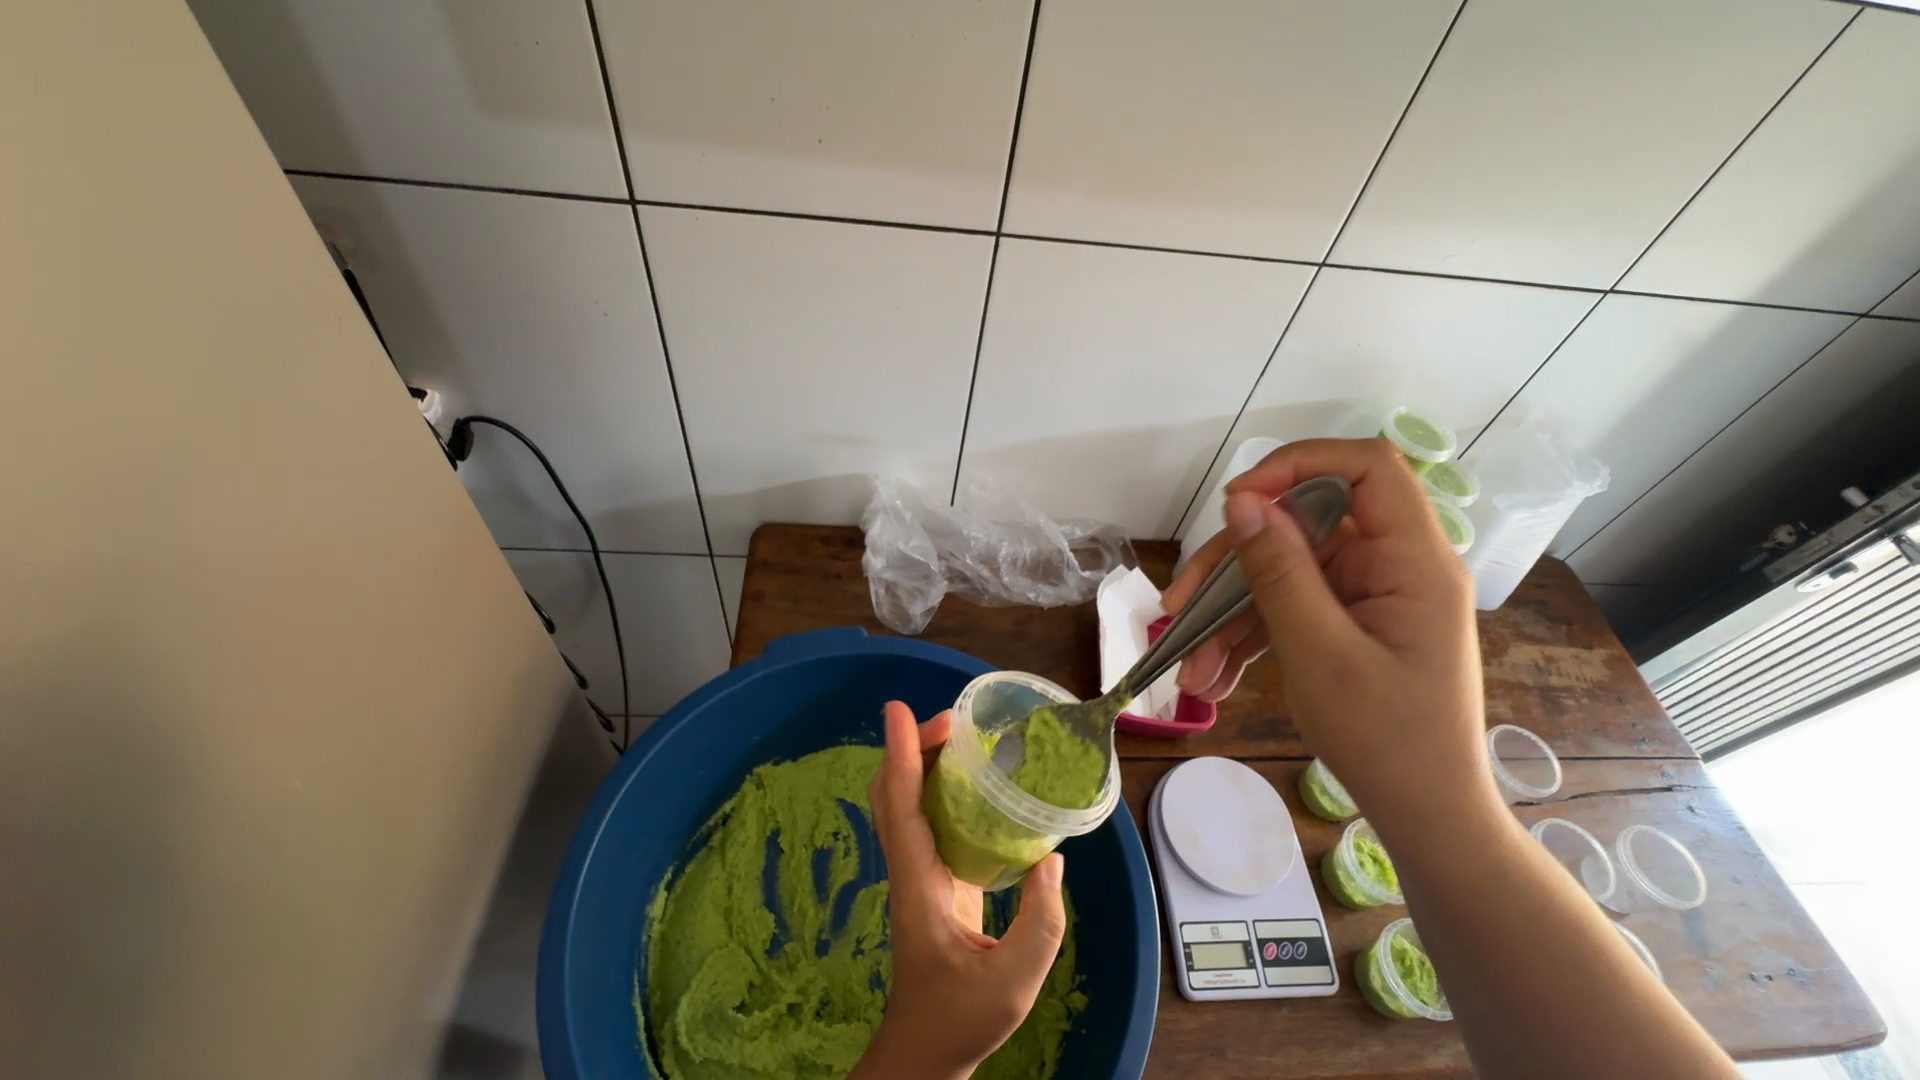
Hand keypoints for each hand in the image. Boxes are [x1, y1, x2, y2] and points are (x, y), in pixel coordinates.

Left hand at [850, 701, 1068, 1079]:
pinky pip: (928, 818)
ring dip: (925, 762)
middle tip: (954, 719)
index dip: (900, 755)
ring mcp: (919, 872)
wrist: (927, 1047)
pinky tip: (976, 781)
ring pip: (906, 801)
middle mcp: (910, 869)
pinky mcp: (934, 878)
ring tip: (965, 736)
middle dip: (913, 747)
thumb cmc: (962, 1018)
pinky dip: (942, 787)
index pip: (900, 807)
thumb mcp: (1014, 983)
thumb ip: (1040, 924)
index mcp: (918, 886)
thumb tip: (1053, 859)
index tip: (898, 710)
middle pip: (893, 793)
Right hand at [1164, 438, 1500, 825]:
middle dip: (1234, 563)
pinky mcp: (1350, 622)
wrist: (1426, 816)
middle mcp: (1393, 564)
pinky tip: (1212, 677)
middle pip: (1303, 525)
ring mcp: (1370, 594)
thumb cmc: (1385, 738)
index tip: (1238, 501)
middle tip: (1178, 604)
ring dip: (1229, 613)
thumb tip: (1244, 501)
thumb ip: (1280, 571)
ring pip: (1286, 570)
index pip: (1366, 467)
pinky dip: (1249, 637)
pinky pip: (1291, 608)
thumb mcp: (1319, 652)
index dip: (1297, 465)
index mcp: (1411, 558)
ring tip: (1189, 669)